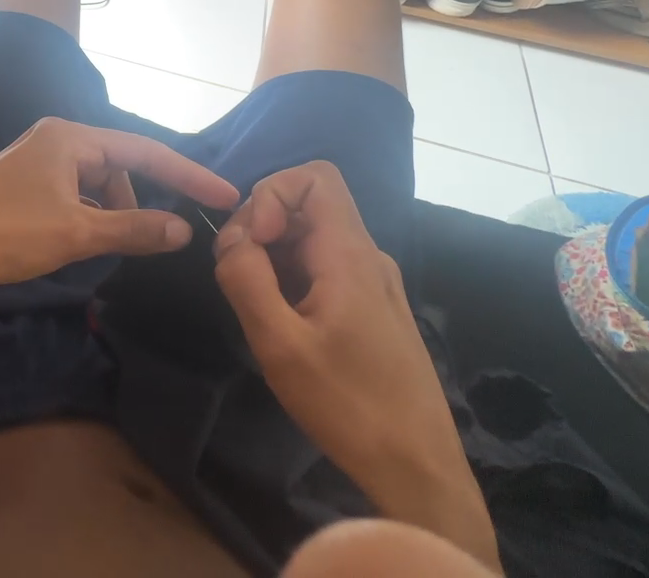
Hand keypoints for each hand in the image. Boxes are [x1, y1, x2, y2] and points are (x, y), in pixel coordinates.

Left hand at [0, 117, 238, 295]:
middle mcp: (53, 138)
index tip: (225, 195)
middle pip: (118, 166)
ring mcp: (36, 159)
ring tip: (102, 243)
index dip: (187, 174)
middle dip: (138, 201)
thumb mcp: (79, 233)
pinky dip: (89, 214)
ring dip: (112, 212)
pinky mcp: (25, 182)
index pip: (143, 150)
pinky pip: (75, 193)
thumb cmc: (10, 235)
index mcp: (67, 137)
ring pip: (96, 183)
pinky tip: (83, 239)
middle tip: (150, 237)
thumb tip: (182, 230)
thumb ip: (135, 228)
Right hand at [213, 162, 497, 570]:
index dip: (272, 194)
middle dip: (260, 226)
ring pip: (309, 237)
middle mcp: (367, 258)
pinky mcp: (370, 309)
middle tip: (239, 278)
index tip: (254, 241)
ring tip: (257, 306)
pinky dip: (287, 277)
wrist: (418, 471)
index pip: (314, 178)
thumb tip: (231, 236)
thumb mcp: (278, 343)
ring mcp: (372, 284)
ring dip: (270, 255)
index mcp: (351, 257)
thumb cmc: (347, 405)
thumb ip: (245, 277)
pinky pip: (319, 267)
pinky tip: (280, 321)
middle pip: (306, 205)